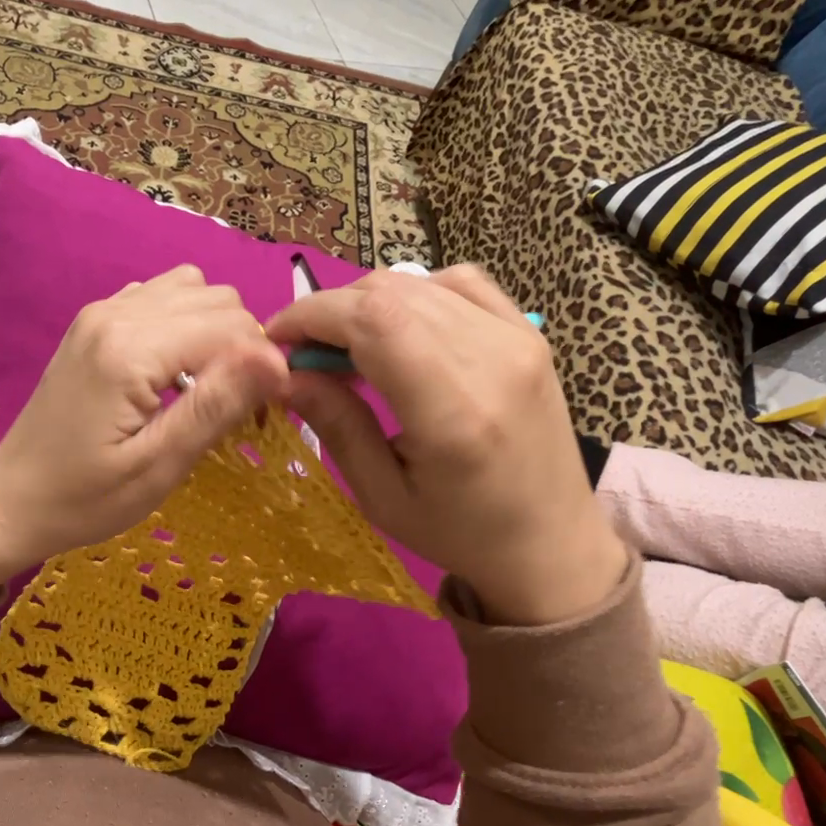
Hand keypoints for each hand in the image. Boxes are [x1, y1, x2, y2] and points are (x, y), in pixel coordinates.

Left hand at [0, 265, 288, 595]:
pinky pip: (160, 297)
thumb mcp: (157, 467)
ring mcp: (100, 311)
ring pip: (193, 290)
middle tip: (234, 410)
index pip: (231, 326)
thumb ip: (215, 406)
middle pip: (217, 300)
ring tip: (206, 390)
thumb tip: (278, 358)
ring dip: (215, 333)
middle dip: (242, 349)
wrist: (12, 499)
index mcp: (130, 349)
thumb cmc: (85, 498)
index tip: (261, 416)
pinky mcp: (94, 322)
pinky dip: (183, 325)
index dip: (262, 366)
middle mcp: (116, 313)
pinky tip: (173, 372)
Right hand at [266, 265, 627, 625]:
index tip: (275, 341)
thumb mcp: (383, 497)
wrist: (550, 542)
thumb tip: (285, 374)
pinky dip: (414, 294)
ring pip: (420, 282)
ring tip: (343, 349)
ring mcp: (518, 338)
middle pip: (391, 292)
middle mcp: (492, 359)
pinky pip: (460, 283)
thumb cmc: (460, 534)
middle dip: (329, 311)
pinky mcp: (529, 334)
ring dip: (365, 305)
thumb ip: (337, 426)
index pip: (372, 320)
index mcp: (453, 412)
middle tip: (302, 354)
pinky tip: (396, 330)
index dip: (311, 315)